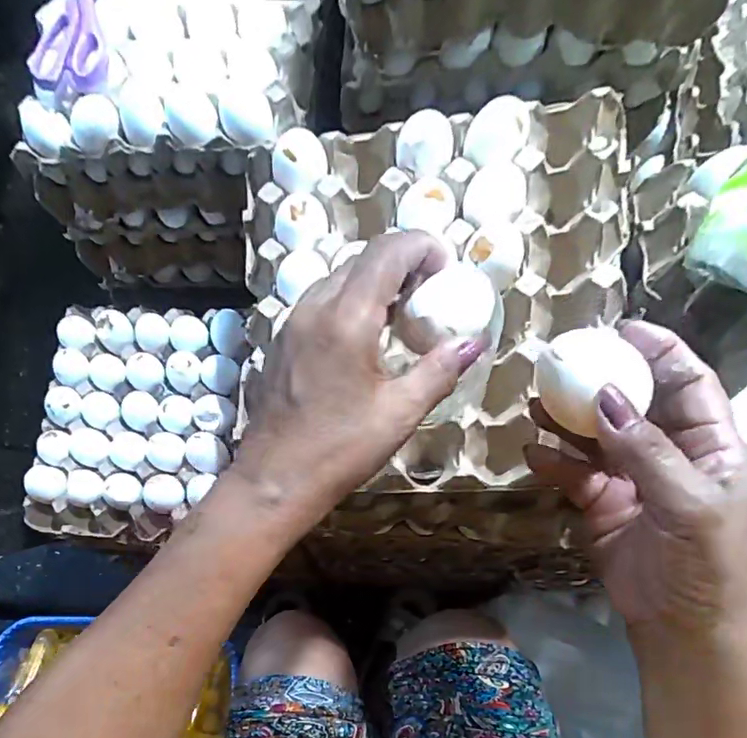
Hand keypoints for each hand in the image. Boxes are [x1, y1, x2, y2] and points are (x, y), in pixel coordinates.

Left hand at [233, 231, 485, 524]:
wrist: (273, 481)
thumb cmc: (339, 451)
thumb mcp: (399, 413)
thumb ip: (439, 370)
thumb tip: (474, 342)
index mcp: (346, 318)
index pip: (389, 251)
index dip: (424, 248)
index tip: (446, 274)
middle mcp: (313, 309)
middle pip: (361, 261)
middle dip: (401, 266)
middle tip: (428, 298)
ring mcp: (289, 326)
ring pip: (336, 281)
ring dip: (371, 286)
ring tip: (398, 320)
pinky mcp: (278, 346)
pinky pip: (317, 306)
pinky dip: (346, 306)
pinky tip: (361, 343)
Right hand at [523, 321, 746, 637]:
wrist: (681, 623)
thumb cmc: (705, 561)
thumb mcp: (686, 500)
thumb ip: (645, 448)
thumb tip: (604, 396)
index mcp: (711, 444)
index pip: (687, 383)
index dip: (659, 352)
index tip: (621, 329)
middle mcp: (670, 454)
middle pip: (633, 404)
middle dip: (601, 381)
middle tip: (562, 363)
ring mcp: (632, 479)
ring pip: (596, 437)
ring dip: (568, 420)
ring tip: (535, 403)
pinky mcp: (602, 504)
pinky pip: (574, 473)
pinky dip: (553, 462)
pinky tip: (532, 453)